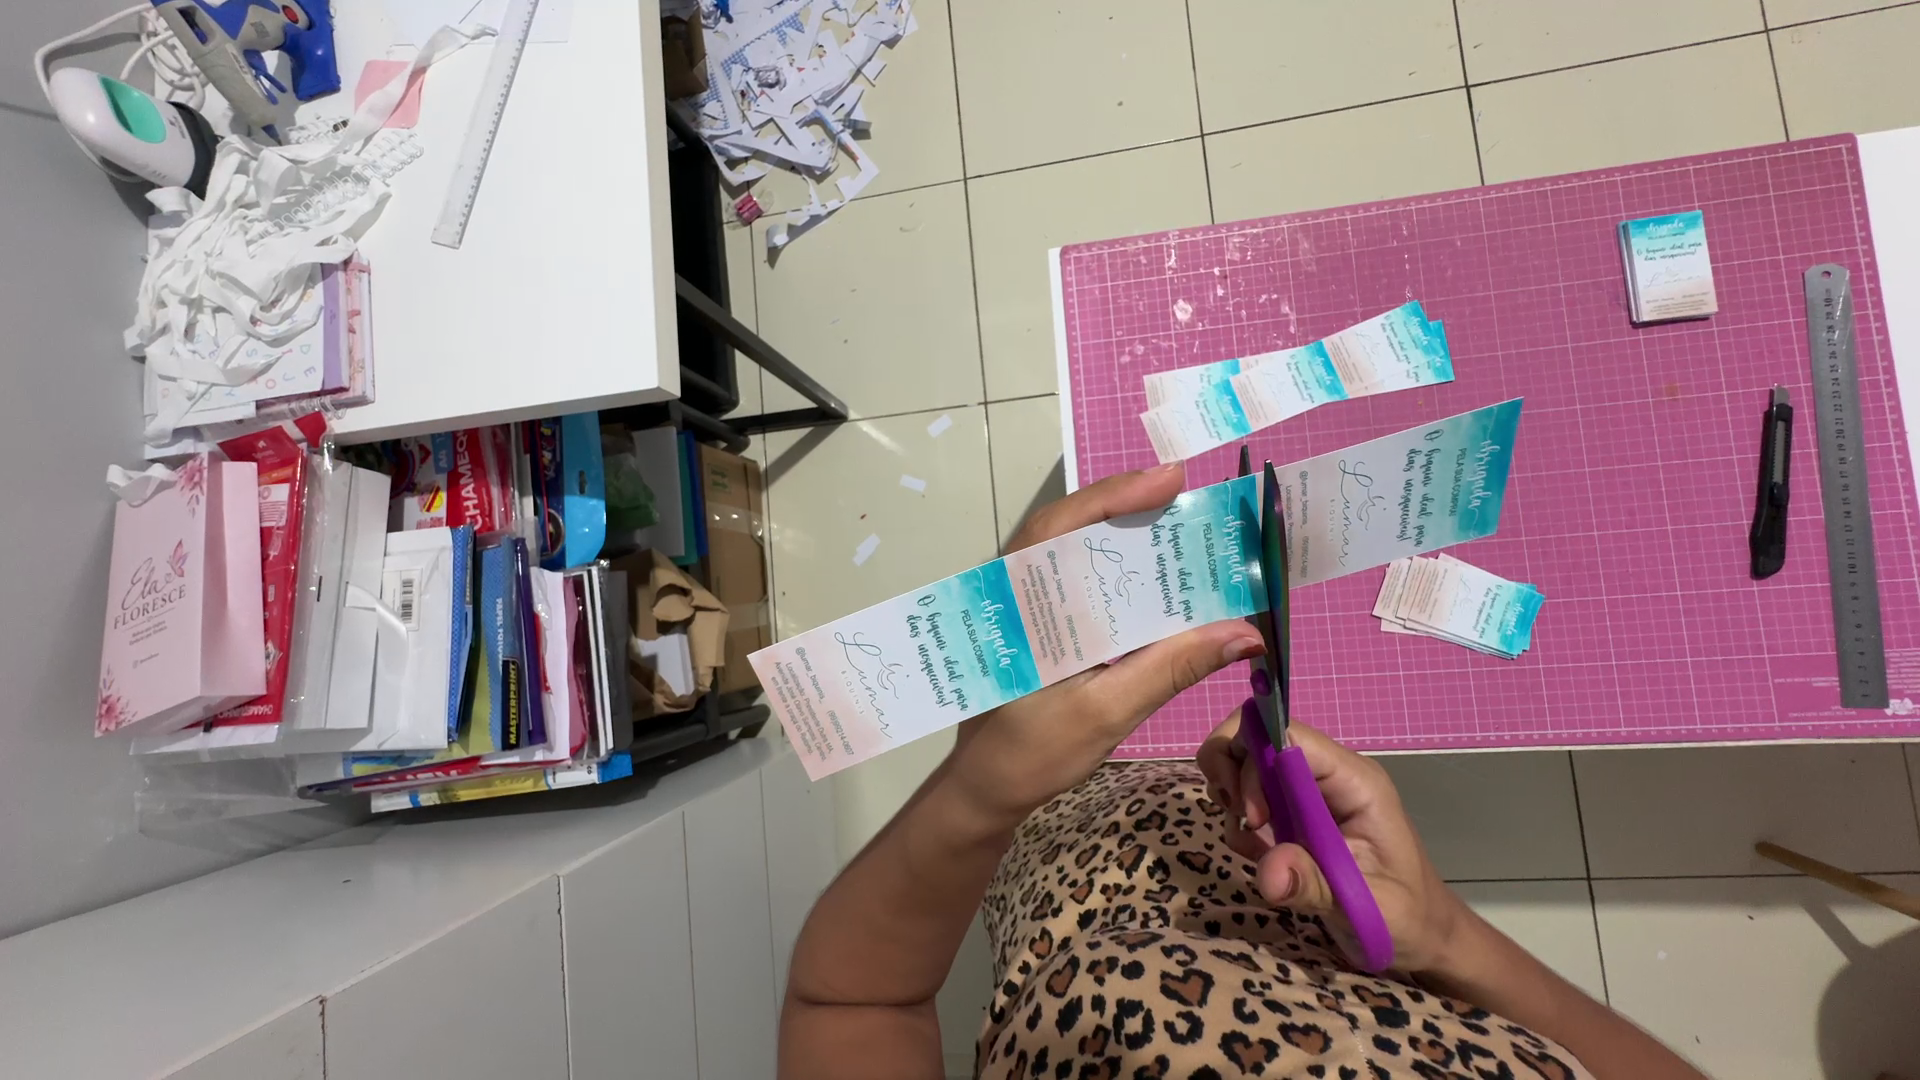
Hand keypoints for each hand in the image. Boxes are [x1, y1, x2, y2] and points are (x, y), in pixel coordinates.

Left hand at [945, 463, 1265, 825]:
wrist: (983, 788)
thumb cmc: (1031, 754)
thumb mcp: (1105, 712)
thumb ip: (1170, 667)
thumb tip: (1243, 633)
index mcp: (1013, 602)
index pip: (1058, 527)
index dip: (1114, 496)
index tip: (1170, 480)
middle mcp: (1009, 589)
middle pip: (1067, 527)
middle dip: (1125, 506)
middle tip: (1186, 496)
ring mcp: (1017, 603)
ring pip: (1069, 549)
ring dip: (1119, 533)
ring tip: (1176, 522)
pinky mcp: (1031, 620)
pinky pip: (1071, 578)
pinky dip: (1110, 568)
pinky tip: (1147, 573)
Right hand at [1197, 708, 1465, 971]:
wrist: (1421, 933)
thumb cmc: (1408, 916)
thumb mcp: (1367, 907)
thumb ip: (1315, 885)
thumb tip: (1267, 874)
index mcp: (1352, 780)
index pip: (1286, 733)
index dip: (1254, 762)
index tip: (1252, 815)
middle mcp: (1324, 772)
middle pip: (1253, 734)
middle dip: (1230, 770)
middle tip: (1238, 817)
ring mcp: (1304, 788)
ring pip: (1242, 759)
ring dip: (1231, 795)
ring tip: (1252, 841)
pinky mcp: (1290, 807)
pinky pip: (1245, 792)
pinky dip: (1237, 819)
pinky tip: (1258, 852)